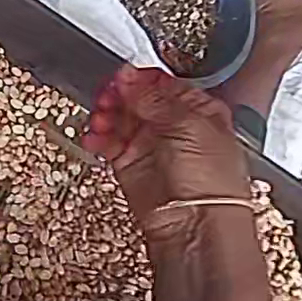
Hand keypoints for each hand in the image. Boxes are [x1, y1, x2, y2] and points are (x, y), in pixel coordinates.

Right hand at [82, 66, 251, 235]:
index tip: (120, 79)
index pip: (161, 84)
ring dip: (105, 116)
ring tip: (99, 121)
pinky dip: (97, 139)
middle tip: (106, 99)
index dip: (138, 80)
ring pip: (118, 119)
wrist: (195, 223)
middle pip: (135, 99)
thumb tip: (127, 77)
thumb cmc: (208, 178)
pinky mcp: (129, 165)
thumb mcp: (187, 125)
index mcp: (195, 109)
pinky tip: (93, 139)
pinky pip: (107, 144)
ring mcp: (148, 145)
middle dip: (117, 97)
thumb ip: (152, 100)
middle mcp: (171, 125)